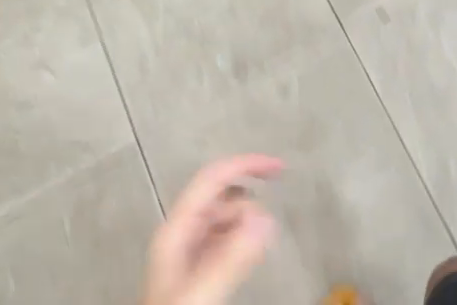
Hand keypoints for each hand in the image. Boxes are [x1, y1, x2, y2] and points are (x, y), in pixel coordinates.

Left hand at [143, 154, 282, 304]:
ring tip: (260, 244)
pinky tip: (250, 252)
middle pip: (219, 196)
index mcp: (177, 229)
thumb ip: (231, 258)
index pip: (212, 179)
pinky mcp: (198, 269)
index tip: (279, 167)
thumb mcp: (202, 293)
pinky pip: (223, 240)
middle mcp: (182, 233)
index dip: (245, 165)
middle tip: (270, 224)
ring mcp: (189, 251)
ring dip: (245, 221)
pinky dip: (241, 238)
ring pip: (223, 218)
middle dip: (248, 200)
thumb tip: (267, 216)